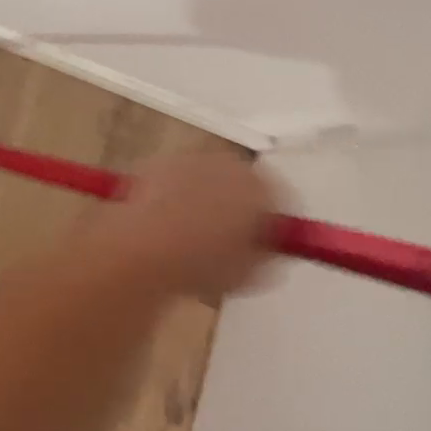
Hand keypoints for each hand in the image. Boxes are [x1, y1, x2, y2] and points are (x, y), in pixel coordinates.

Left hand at [91, 152, 280, 297]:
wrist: (148, 245)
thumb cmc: (205, 263)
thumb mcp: (252, 273)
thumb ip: (268, 254)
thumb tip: (268, 247)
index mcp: (264, 187)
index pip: (281, 197)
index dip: (272, 221)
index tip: (264, 242)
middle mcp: (232, 163)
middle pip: (245, 182)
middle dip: (240, 203)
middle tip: (229, 237)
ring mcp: (196, 157)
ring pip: (211, 177)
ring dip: (208, 195)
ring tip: (194, 232)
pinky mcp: (163, 159)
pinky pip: (181, 177)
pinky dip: (179, 192)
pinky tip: (168, 220)